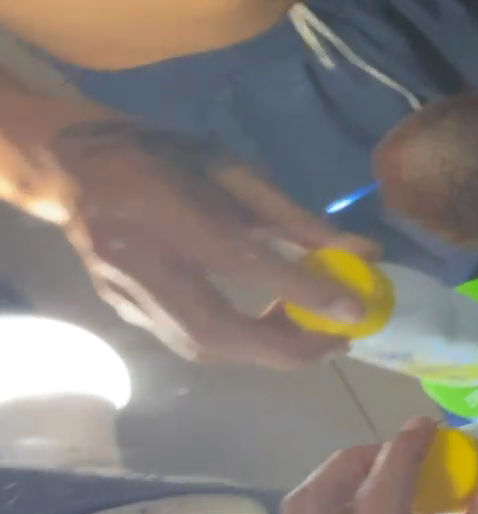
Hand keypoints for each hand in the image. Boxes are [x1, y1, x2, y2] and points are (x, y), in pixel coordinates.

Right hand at [30, 121, 380, 367]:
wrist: (73, 163)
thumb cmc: (167, 162)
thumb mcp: (235, 175)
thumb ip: (300, 220)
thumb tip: (368, 253)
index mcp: (156, 209)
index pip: (240, 264)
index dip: (304, 291)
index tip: (354, 310)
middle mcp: (129, 257)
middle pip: (215, 330)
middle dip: (288, 349)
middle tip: (340, 342)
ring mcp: (118, 288)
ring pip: (202, 346)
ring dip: (271, 351)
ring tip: (317, 334)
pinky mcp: (120, 306)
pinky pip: (190, 340)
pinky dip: (245, 345)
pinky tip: (278, 328)